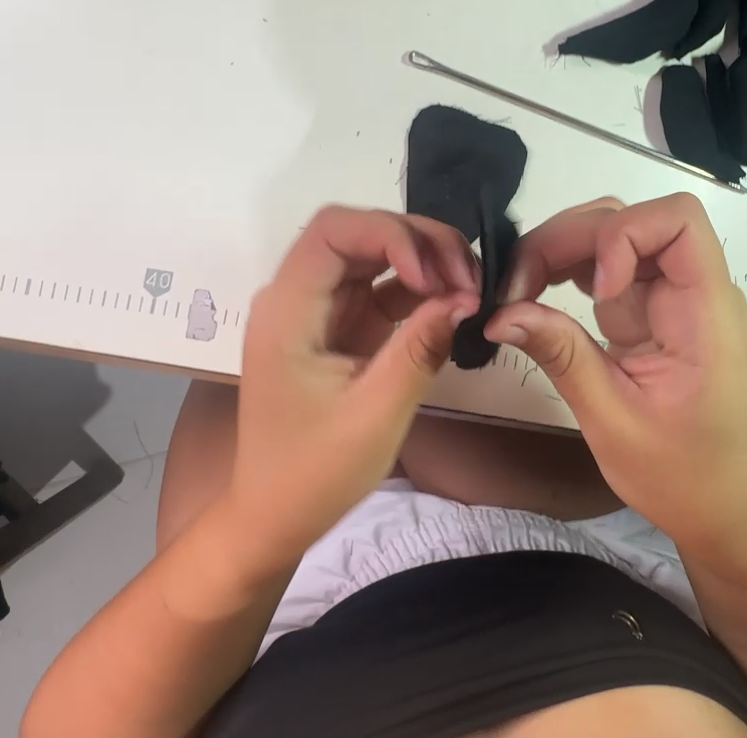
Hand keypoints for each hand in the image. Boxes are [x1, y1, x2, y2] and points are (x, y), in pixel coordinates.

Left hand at [227, 207, 478, 566]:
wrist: (276, 515)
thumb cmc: (314, 472)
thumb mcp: (376, 414)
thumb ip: (420, 349)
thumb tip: (467, 297)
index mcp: (287, 311)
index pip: (333, 230)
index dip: (390, 234)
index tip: (436, 276)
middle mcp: (298, 296)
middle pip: (358, 233)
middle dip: (418, 242)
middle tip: (470, 276)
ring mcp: (321, 309)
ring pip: (374, 253)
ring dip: (425, 260)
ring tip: (470, 285)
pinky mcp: (342, 325)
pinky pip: (382, 287)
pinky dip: (420, 288)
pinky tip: (455, 303)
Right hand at [486, 194, 746, 547]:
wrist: (710, 502)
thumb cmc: (677, 472)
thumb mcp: (612, 419)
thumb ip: (562, 355)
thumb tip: (499, 313)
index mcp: (705, 310)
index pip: (677, 221)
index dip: (625, 235)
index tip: (592, 291)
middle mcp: (690, 288)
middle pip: (630, 219)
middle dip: (568, 239)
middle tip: (516, 286)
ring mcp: (666, 294)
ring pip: (611, 233)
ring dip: (559, 249)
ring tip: (518, 289)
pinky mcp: (644, 306)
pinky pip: (602, 264)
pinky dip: (564, 269)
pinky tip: (534, 294)